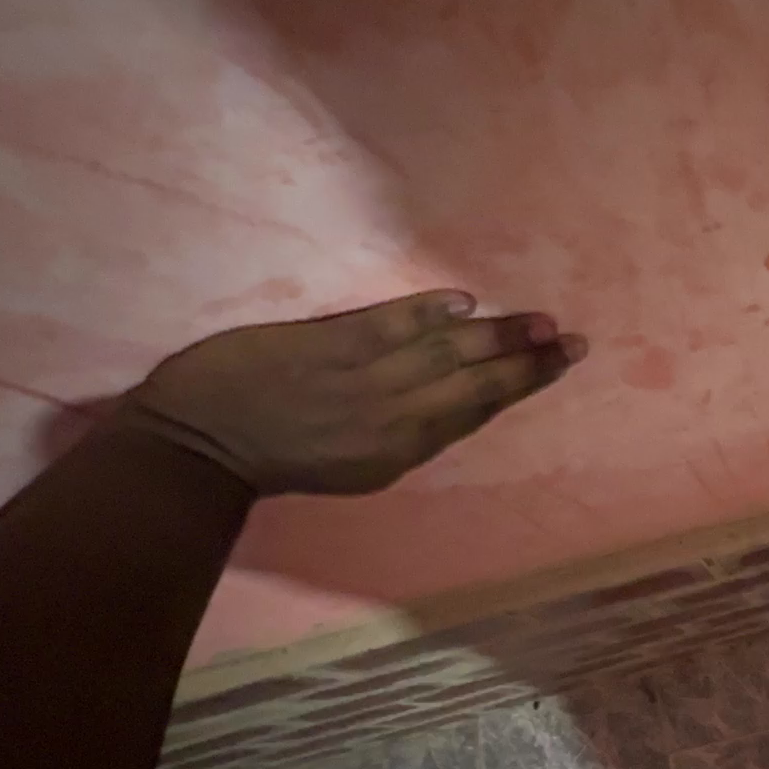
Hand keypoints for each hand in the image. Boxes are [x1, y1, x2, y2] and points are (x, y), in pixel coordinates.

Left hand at [113, 289, 586, 494]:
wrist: (196, 447)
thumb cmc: (284, 460)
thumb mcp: (363, 466)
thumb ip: (413, 432)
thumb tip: (462, 402)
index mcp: (407, 446)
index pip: (481, 408)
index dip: (525, 383)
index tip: (561, 362)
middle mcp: (398, 415)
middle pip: (477, 382)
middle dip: (529, 361)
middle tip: (571, 340)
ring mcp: (364, 378)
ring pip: (444, 354)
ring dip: (496, 336)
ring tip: (538, 322)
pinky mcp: (327, 345)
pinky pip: (387, 326)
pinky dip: (426, 314)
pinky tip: (465, 302)